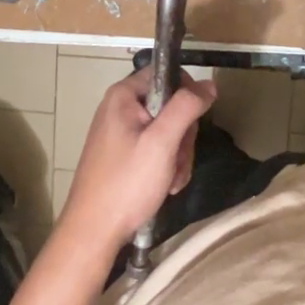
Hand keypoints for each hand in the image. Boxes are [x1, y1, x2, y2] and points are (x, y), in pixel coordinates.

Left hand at [58, 66, 216, 247]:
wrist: (95, 230)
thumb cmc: (127, 183)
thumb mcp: (162, 142)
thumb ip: (186, 108)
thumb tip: (209, 84)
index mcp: (123, 97)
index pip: (165, 74)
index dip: (186, 94)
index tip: (193, 121)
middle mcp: (120, 109)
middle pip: (171, 107)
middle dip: (183, 137)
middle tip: (176, 160)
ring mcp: (121, 134)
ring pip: (168, 132)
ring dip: (177, 157)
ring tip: (169, 180)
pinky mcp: (124, 156)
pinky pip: (156, 151)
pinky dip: (166, 168)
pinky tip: (164, 186)